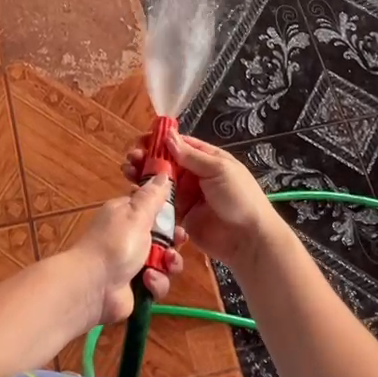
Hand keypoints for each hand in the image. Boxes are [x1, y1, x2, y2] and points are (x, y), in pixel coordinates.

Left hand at [67, 176, 181, 325]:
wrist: (94, 285)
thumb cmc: (116, 242)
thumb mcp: (136, 214)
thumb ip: (153, 196)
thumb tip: (163, 173)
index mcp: (125, 214)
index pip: (152, 209)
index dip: (168, 213)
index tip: (180, 216)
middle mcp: (128, 237)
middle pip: (162, 237)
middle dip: (173, 242)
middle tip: (178, 241)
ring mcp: (132, 263)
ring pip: (164, 262)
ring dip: (167, 265)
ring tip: (163, 265)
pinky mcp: (136, 286)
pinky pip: (157, 283)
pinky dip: (155, 283)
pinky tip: (147, 281)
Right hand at [125, 135, 283, 272]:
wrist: (249, 240)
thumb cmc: (239, 198)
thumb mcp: (218, 170)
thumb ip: (191, 156)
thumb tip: (167, 136)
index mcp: (206, 159)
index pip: (179, 144)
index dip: (158, 141)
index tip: (139, 141)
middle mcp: (194, 175)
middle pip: (165, 162)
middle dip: (146, 158)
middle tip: (130, 159)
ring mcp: (186, 196)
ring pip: (159, 182)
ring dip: (143, 175)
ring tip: (128, 172)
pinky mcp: (180, 216)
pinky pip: (161, 204)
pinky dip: (147, 197)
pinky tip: (134, 192)